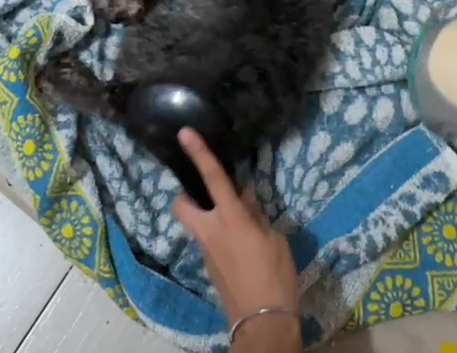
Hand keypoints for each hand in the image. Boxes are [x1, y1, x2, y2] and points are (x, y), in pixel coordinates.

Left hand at [170, 129, 299, 351]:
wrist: (263, 322)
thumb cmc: (276, 276)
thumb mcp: (275, 239)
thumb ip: (257, 215)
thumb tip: (246, 199)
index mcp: (231, 219)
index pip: (212, 178)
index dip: (199, 153)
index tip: (185, 133)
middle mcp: (211, 231)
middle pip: (181, 204)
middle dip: (185, 194)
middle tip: (202, 192)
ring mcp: (206, 251)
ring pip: (195, 224)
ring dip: (206, 217)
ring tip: (233, 221)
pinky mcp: (208, 267)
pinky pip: (207, 242)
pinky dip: (217, 236)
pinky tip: (239, 245)